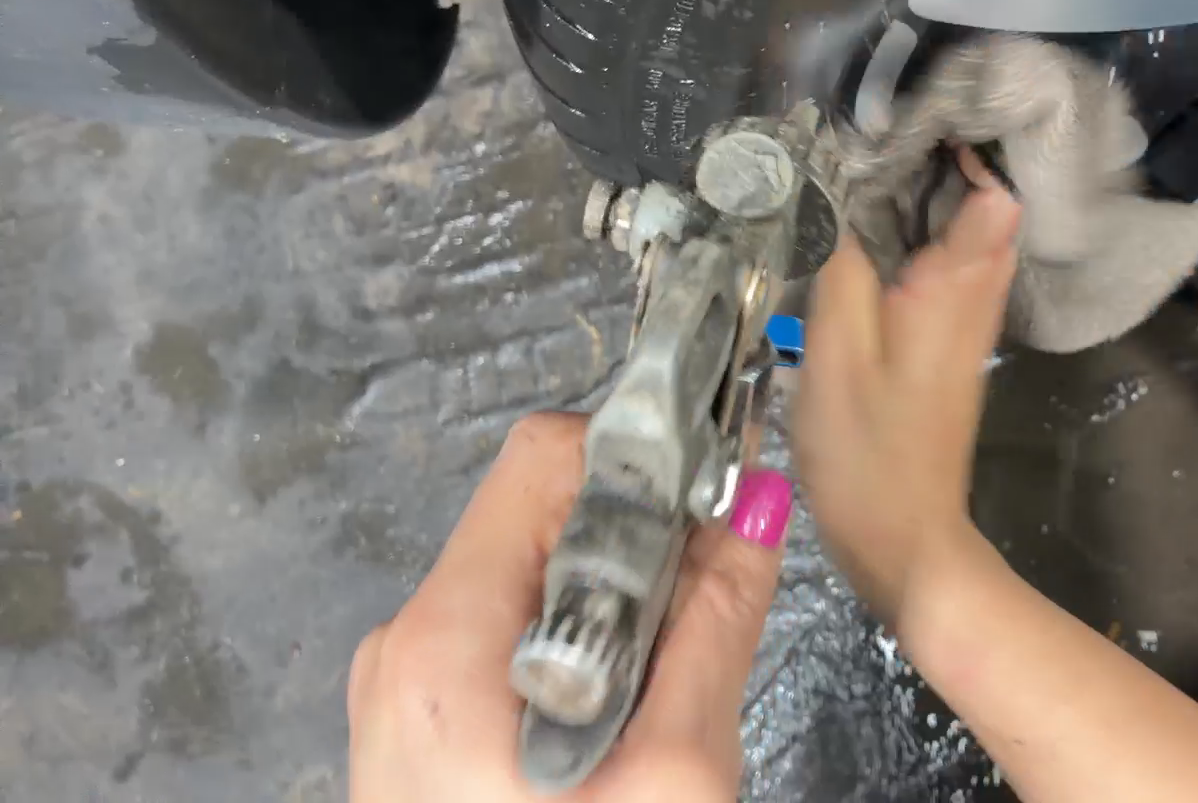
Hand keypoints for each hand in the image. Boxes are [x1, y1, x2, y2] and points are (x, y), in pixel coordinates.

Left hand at [348, 412, 791, 800]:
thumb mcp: (678, 768)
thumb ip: (721, 614)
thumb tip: (761, 498)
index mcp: (447, 637)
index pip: (547, 458)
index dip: (643, 453)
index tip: (714, 493)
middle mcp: (412, 637)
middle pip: (548, 503)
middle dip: (646, 521)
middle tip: (713, 579)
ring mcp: (415, 674)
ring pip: (549, 554)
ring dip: (634, 571)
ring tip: (680, 645)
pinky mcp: (433, 704)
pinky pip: (532, 607)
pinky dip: (603, 611)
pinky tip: (639, 676)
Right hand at [793, 156, 1020, 622]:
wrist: (905, 535)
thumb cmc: (865, 449)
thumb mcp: (835, 349)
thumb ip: (844, 264)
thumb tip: (844, 194)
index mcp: (956, 288)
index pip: (996, 195)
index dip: (965, 154)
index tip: (911, 128)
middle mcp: (978, 299)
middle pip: (989, 212)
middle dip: (944, 169)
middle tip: (879, 146)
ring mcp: (972, 326)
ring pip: (973, 243)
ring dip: (933, 206)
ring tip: (870, 181)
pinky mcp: (955, 349)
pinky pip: (955, 276)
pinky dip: (926, 246)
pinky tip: (876, 245)